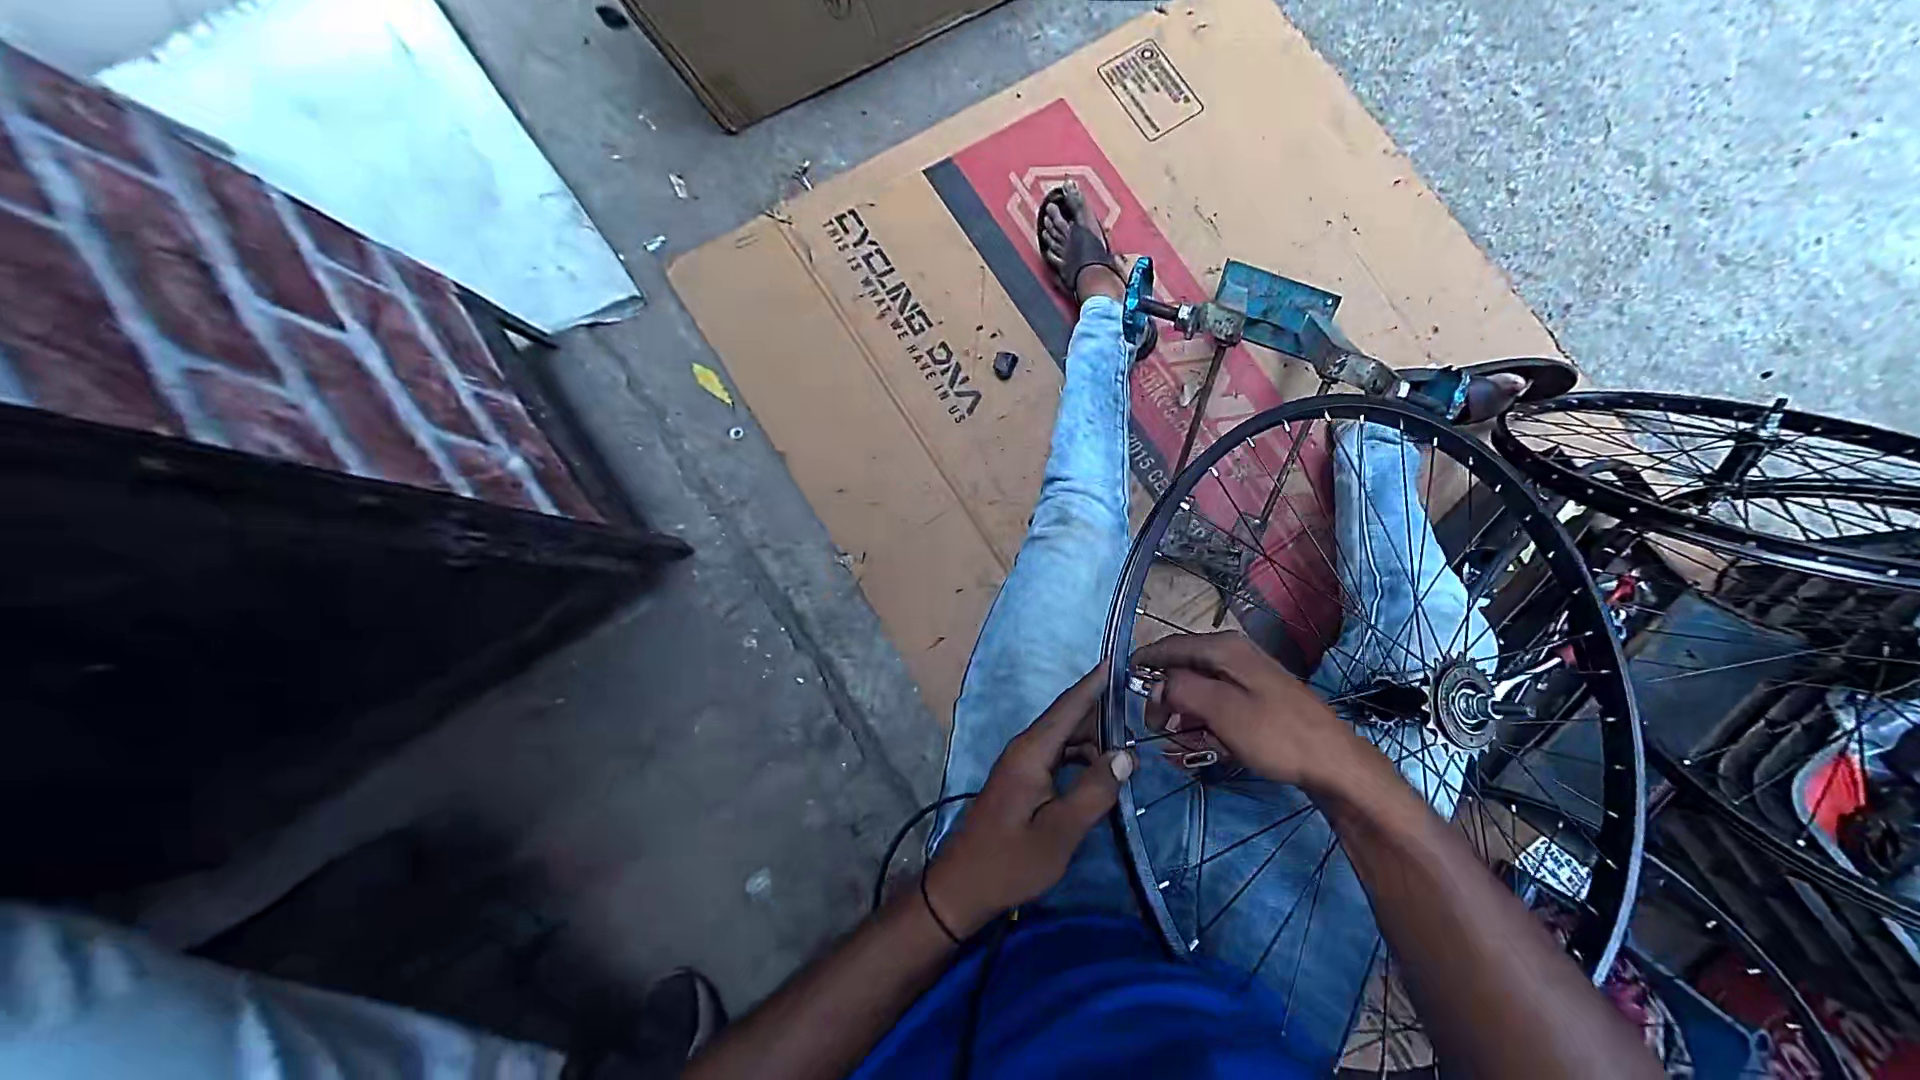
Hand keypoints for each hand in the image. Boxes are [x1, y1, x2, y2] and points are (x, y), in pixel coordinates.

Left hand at [924, 666, 1135, 936]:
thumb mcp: (1061, 831)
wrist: (963, 887)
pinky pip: (1057, 757)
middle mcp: (1024, 749)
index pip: (1068, 706)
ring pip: (1064, 739)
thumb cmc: (1011, 861)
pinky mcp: (1021, 780)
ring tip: (1130, 743)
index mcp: (1031, 752)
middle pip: (1068, 719)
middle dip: (1102, 710)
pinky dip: (1081, 758)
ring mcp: (1021, 764)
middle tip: (1141, 706)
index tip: (1117, 660)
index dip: (1094, 683)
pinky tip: (1102, 773)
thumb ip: (1095, 791)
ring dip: (1094, 739)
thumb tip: (1124, 754)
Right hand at [1132, 631, 1373, 793]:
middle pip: (1182, 668)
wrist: (1334, 764)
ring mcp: (1247, 675)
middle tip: (1157, 729)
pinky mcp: (1256, 697)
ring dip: (1183, 713)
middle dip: (1164, 697)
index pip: (1169, 647)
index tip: (1124, 687)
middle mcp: (1233, 653)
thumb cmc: (1275, 734)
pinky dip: (1204, 720)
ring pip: (1198, 687)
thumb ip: (1181, 689)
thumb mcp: (1221, 710)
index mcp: (1223, 648)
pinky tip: (1203, 744)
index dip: (1143, 665)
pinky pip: (1217, 702)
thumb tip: (1158, 683)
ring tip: (1179, 742)